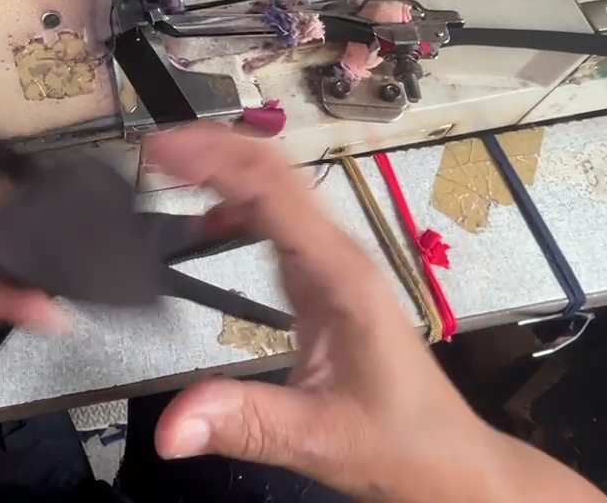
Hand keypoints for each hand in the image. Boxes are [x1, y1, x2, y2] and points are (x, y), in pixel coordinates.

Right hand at [144, 125, 606, 502]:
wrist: (452, 460)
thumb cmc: (400, 444)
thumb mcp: (320, 439)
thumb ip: (244, 422)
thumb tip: (169, 425)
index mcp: (338, 274)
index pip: (271, 189)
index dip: (213, 160)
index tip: (161, 152)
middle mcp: (335, 251)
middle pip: (273, 169)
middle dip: (213, 147)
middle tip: (154, 150)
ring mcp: (329, 256)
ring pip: (274, 184)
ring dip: (222, 165)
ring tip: (168, 166)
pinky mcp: (321, 270)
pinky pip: (274, 214)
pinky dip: (234, 200)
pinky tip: (205, 218)